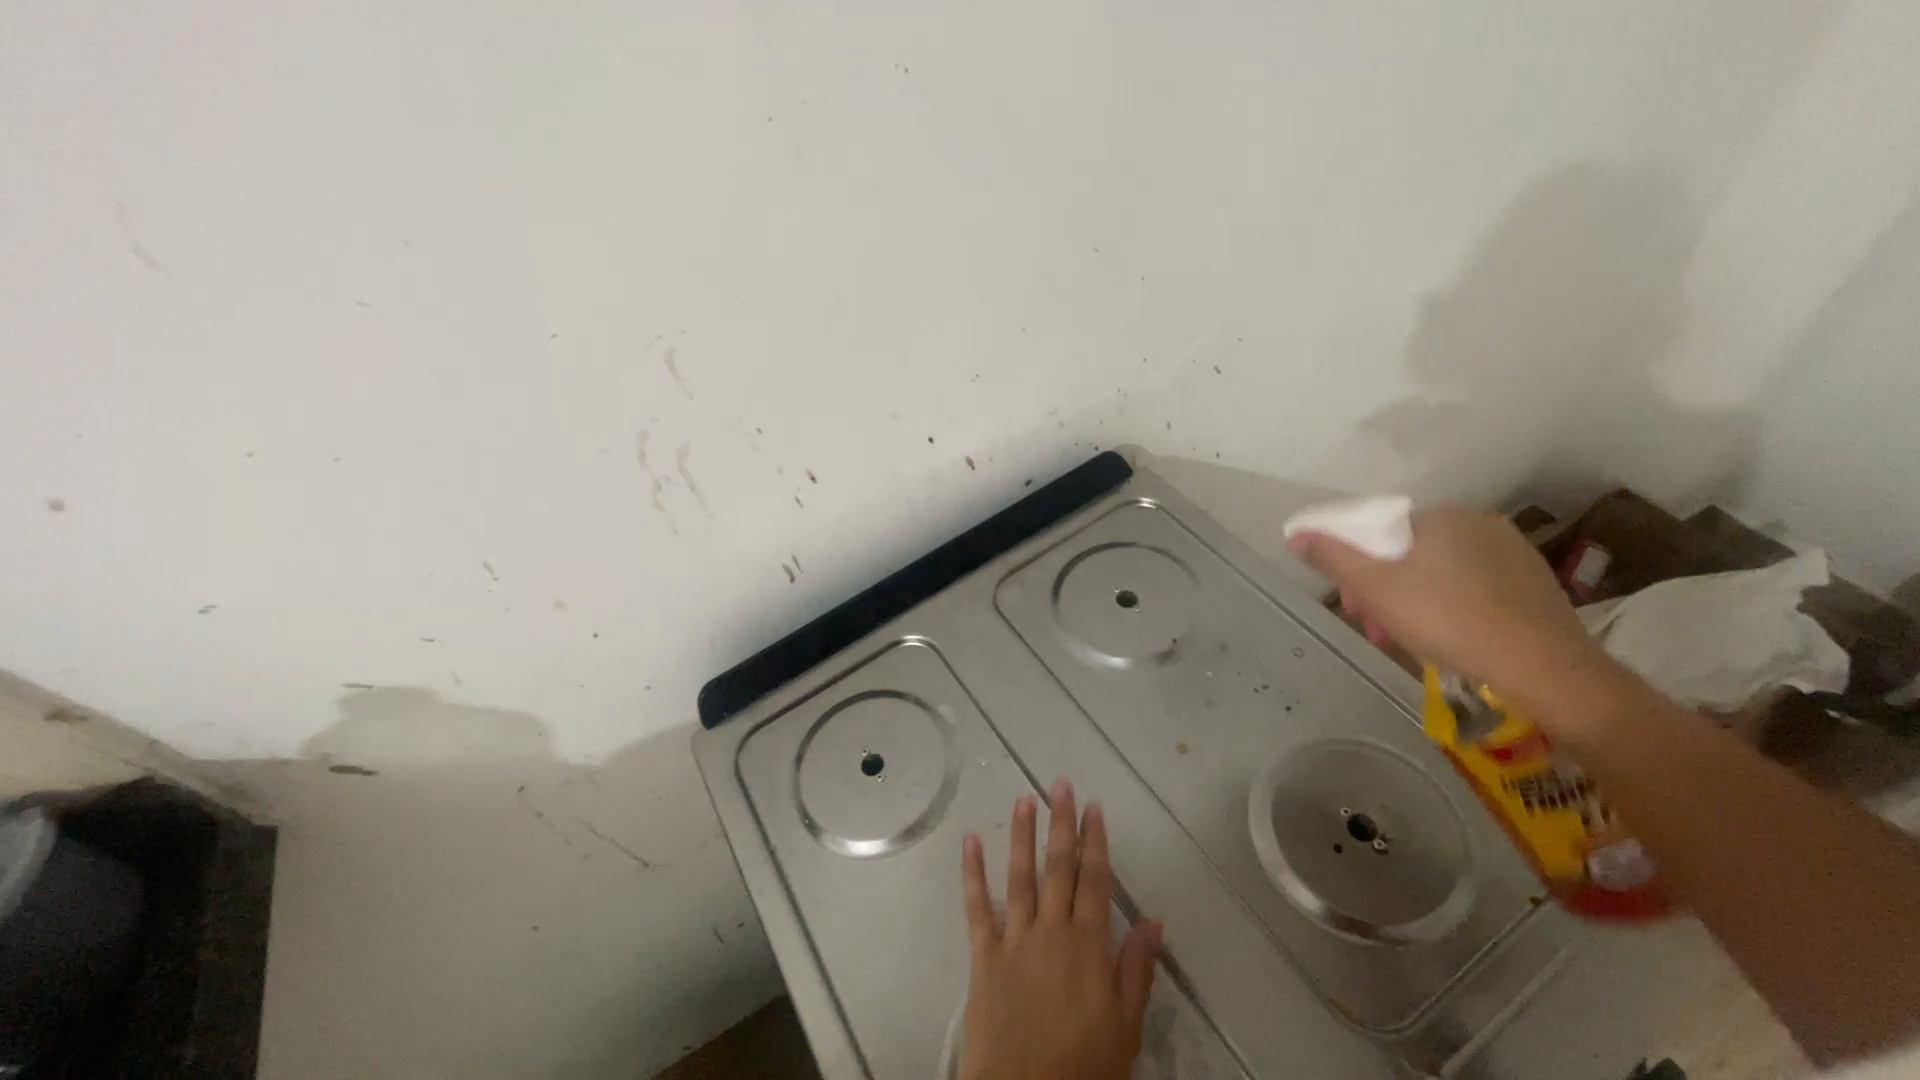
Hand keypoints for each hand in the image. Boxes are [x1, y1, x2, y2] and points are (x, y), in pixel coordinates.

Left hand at [958, 781, 1160, 1079]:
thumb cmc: (1083, 1066)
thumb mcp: (1125, 1025)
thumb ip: (1136, 969)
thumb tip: (1154, 920)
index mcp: (1089, 945)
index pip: (1096, 880)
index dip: (1095, 841)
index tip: (1093, 808)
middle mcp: (1052, 930)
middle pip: (1059, 867)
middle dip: (1061, 824)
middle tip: (1060, 784)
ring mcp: (1014, 939)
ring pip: (1020, 875)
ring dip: (1022, 835)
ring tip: (1023, 798)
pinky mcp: (983, 954)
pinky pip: (977, 906)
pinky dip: (972, 872)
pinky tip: (970, 842)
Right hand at [1287, 504, 1610, 720]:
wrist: (1545, 668)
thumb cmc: (1449, 621)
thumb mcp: (1376, 590)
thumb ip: (1333, 558)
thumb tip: (1297, 533)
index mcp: (1441, 516)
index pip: (1380, 532)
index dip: (1357, 569)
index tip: (1352, 607)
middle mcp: (1480, 523)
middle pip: (1410, 553)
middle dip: (1385, 590)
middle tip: (1378, 630)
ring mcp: (1513, 553)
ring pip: (1443, 573)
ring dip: (1416, 603)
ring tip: (1412, 643)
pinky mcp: (1535, 585)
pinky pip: (1476, 589)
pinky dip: (1453, 609)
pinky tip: (1453, 641)